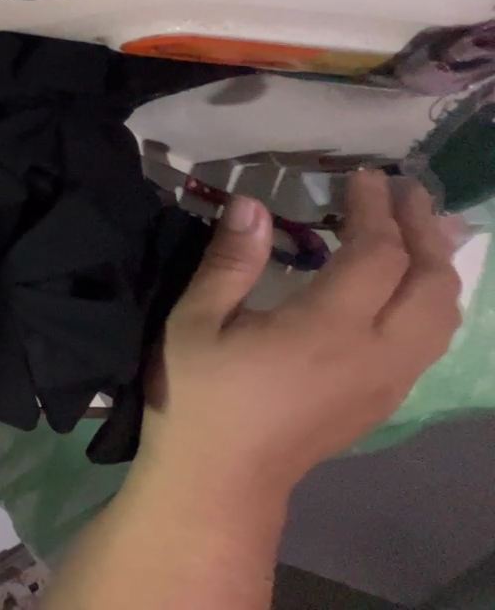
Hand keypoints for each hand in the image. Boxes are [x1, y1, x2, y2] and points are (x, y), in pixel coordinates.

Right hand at [139, 171, 463, 503]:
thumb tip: (254, 205)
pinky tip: (409, 284)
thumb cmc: (198, 386)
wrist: (223, 466)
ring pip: (445, 313)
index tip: (365, 176)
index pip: (377, 255)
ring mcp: (391, 377)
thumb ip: (231, 262)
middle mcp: (379, 352)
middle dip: (422, 229)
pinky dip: (433, 296)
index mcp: (329, 328)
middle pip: (430, 282)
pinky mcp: (387, 393)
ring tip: (422, 227)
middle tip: (403, 190)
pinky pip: (433, 336)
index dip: (375, 211)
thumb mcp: (196, 318)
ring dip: (438, 263)